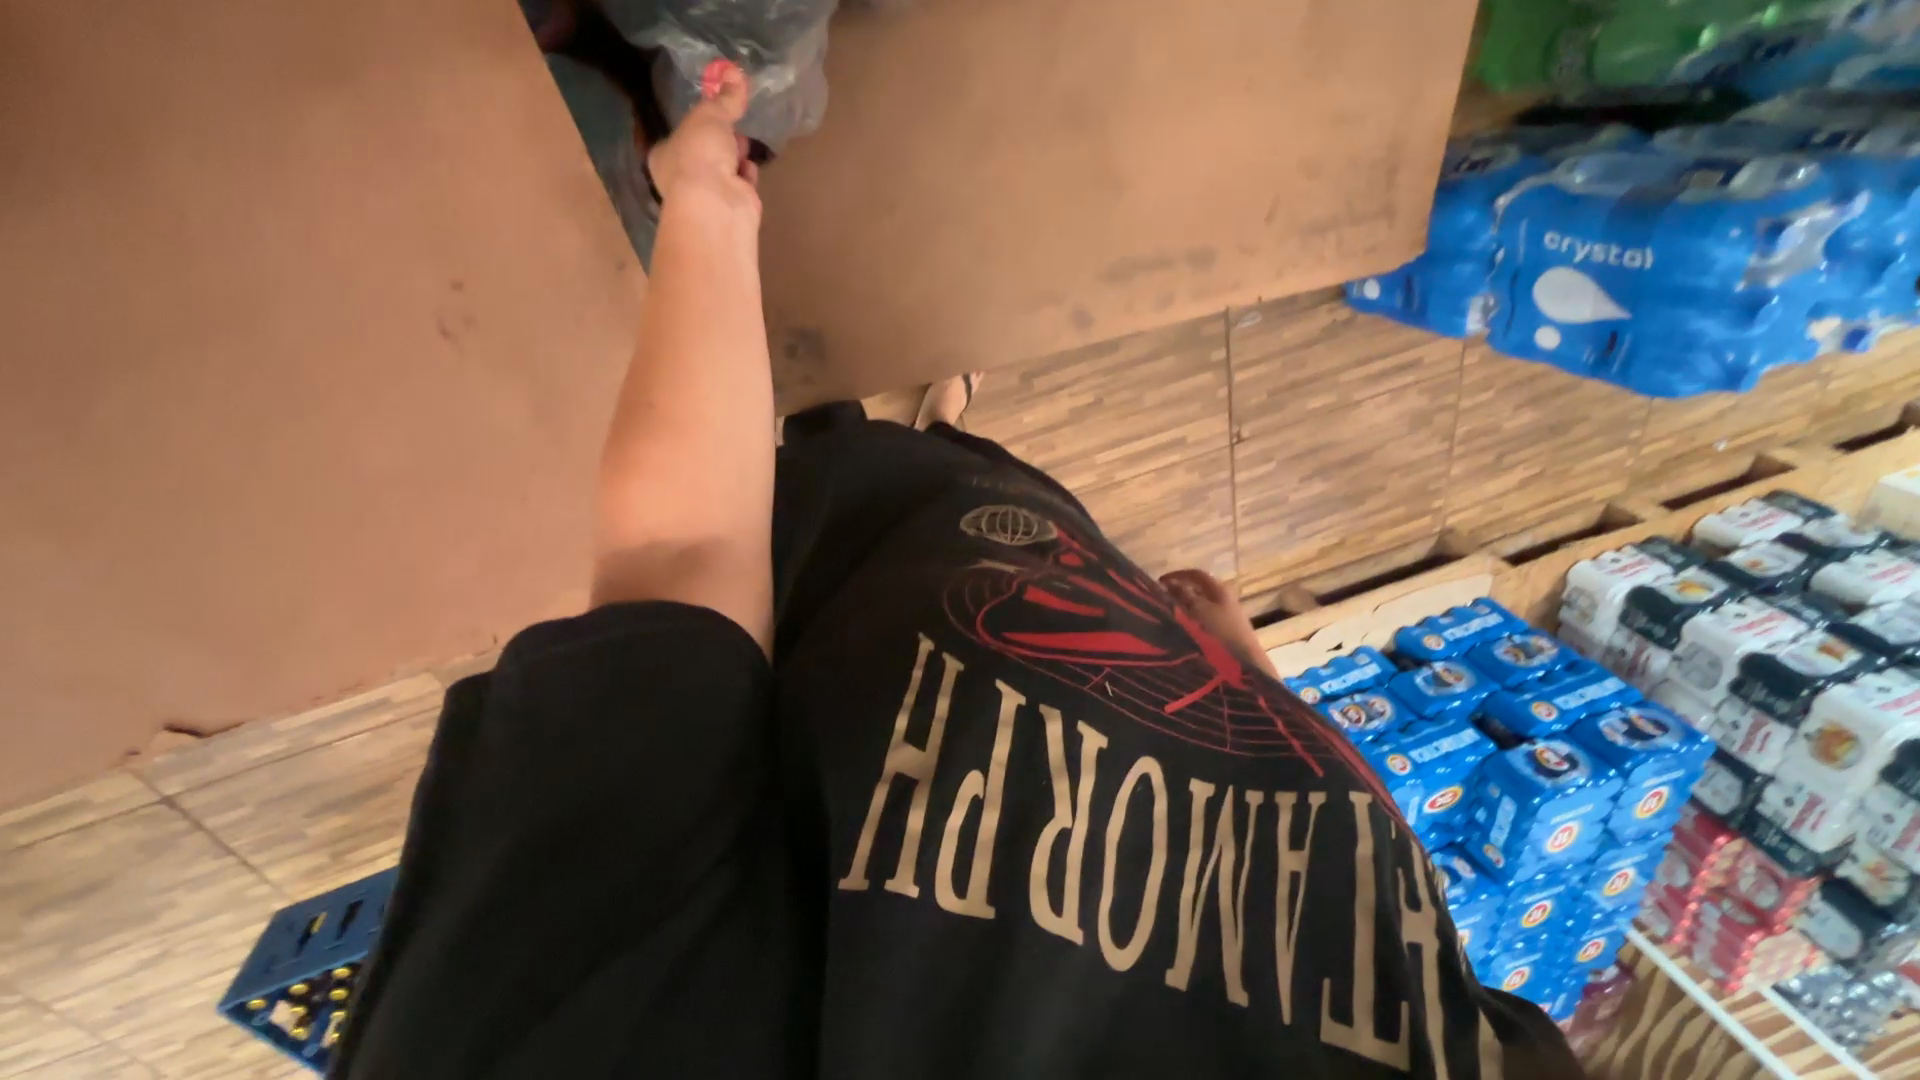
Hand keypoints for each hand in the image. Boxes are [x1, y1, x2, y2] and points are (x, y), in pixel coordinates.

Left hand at [646, 59, 759, 213]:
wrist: (718, 205)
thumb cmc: (700, 155)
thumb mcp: (710, 116)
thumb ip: (724, 98)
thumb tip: (735, 71)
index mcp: (664, 155)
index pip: (680, 135)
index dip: (699, 122)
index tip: (716, 111)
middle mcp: (682, 177)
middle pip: (705, 151)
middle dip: (721, 138)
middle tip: (732, 125)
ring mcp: (707, 196)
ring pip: (724, 168)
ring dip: (736, 156)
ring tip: (742, 145)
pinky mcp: (730, 208)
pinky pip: (740, 185)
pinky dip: (746, 176)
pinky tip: (748, 169)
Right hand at [1160, 569, 1279, 678]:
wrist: (1244, 667)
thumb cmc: (1219, 633)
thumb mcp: (1197, 610)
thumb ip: (1182, 595)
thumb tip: (1169, 583)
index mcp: (1220, 590)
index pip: (1196, 574)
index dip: (1177, 575)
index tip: (1158, 582)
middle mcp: (1225, 600)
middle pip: (1200, 590)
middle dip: (1180, 592)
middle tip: (1161, 599)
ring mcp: (1227, 618)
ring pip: (1202, 606)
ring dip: (1185, 608)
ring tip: (1168, 615)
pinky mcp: (1227, 634)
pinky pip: (1205, 621)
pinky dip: (1192, 620)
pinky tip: (1182, 630)